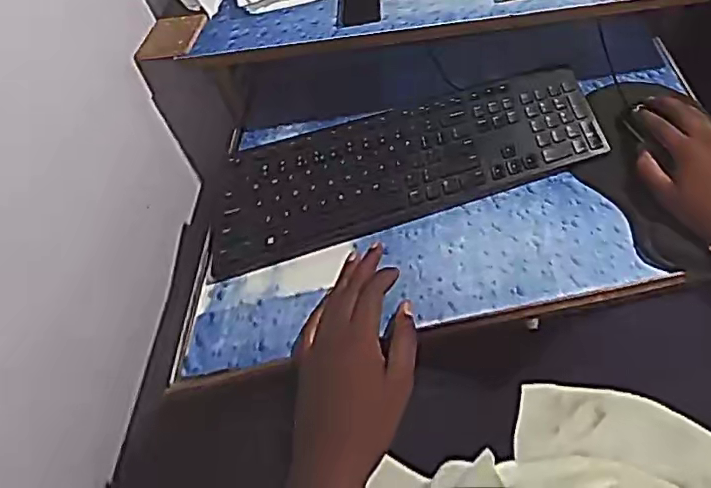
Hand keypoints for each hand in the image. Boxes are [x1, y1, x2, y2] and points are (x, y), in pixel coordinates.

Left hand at [287, 245, 417, 487]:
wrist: (328, 460)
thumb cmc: (367, 428)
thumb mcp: (399, 384)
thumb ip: (403, 340)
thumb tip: (404, 310)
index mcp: (358, 336)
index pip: (370, 292)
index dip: (383, 276)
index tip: (394, 270)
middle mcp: (334, 334)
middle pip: (348, 288)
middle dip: (363, 266)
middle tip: (374, 249)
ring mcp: (317, 345)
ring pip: (330, 299)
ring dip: (343, 277)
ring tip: (352, 261)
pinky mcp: (305, 360)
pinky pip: (314, 319)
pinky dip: (323, 303)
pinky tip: (327, 300)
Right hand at [631, 95, 710, 244]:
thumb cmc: (699, 212)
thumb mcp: (666, 196)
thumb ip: (648, 170)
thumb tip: (641, 151)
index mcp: (685, 149)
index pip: (660, 125)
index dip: (645, 117)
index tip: (635, 113)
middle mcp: (702, 139)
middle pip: (681, 111)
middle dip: (663, 103)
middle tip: (648, 100)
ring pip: (697, 114)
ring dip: (679, 105)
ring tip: (667, 103)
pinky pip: (707, 122)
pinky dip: (693, 114)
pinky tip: (688, 118)